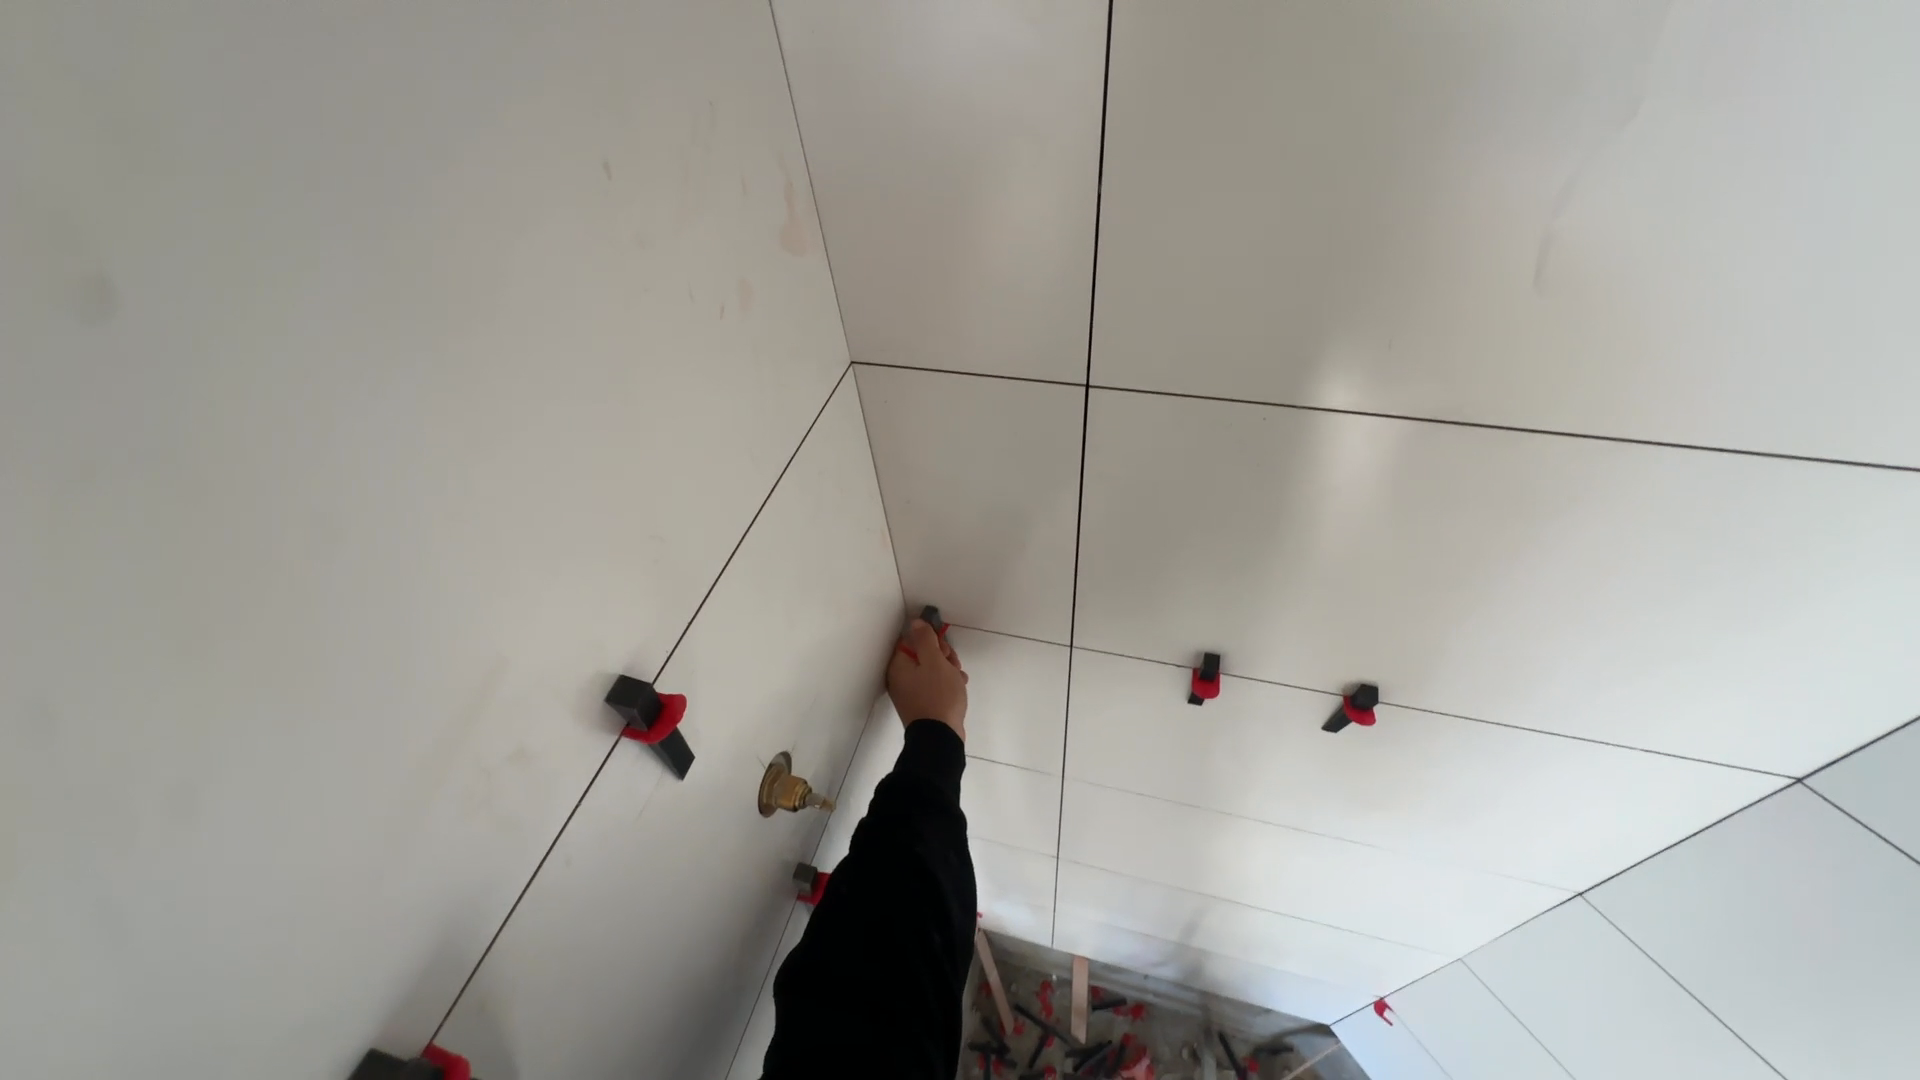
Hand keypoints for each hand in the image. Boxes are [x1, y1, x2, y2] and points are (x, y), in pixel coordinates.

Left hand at [887, 619, 967, 739]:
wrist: (940, 738)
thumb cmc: (938, 695)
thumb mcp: (935, 661)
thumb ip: (925, 639)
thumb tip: (915, 622)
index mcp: (899, 666)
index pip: (912, 640)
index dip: (931, 640)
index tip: (944, 648)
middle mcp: (900, 678)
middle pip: (922, 654)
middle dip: (942, 656)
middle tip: (952, 664)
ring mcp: (911, 693)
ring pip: (931, 670)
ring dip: (948, 669)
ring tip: (959, 678)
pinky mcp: (922, 704)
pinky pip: (934, 685)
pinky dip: (947, 683)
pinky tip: (959, 687)